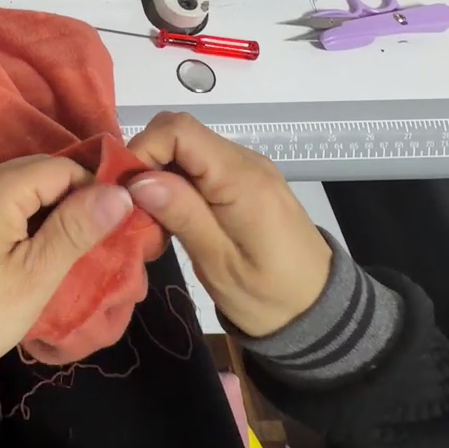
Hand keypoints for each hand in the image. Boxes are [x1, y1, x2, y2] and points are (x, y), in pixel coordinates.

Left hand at [0, 155, 134, 369]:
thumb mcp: (36, 275)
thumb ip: (76, 228)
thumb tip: (120, 192)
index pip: (59, 167)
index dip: (92, 188)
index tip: (115, 223)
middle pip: (38, 170)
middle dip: (73, 196)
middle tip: (99, 235)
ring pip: (21, 183)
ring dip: (50, 204)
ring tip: (75, 241)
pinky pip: (1, 197)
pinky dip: (26, 212)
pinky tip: (40, 241)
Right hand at [126, 112, 331, 337]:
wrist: (323, 317)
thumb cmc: (272, 298)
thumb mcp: (221, 266)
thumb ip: (183, 215)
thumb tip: (139, 180)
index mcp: (241, 179)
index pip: (178, 130)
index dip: (143, 149)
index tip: (126, 189)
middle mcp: (245, 161)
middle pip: (178, 132)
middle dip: (146, 160)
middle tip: (132, 205)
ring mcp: (246, 167)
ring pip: (185, 145)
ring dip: (158, 172)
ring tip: (150, 216)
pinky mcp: (243, 179)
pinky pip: (198, 162)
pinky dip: (175, 179)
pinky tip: (171, 215)